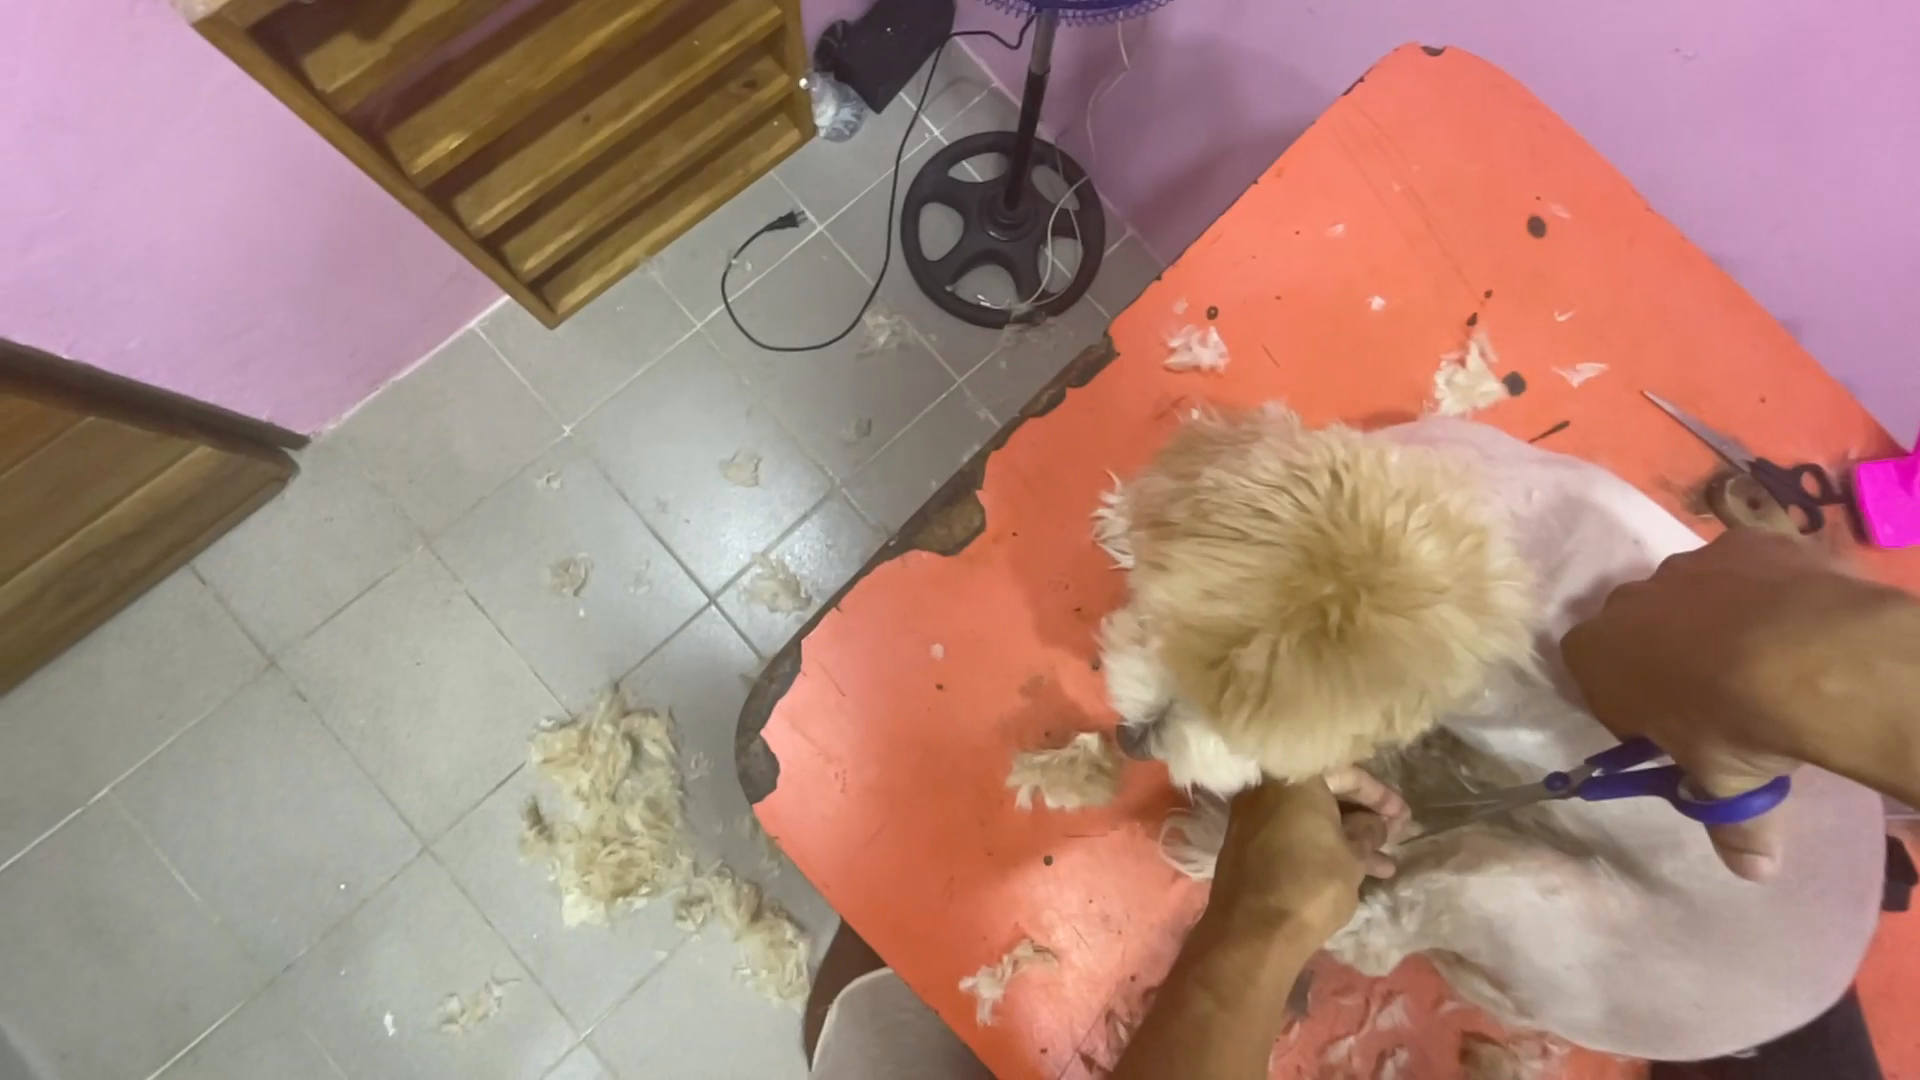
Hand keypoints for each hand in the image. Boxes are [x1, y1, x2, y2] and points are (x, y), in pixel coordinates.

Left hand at [1210, 774, 1406, 940]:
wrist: (1253, 928)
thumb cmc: (1310, 883)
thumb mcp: (1352, 858)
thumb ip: (1367, 833)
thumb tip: (1377, 824)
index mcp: (1292, 778)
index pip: (1343, 772)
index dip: (1378, 795)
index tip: (1403, 817)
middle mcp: (1266, 785)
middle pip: (1323, 790)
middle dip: (1362, 815)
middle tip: (1394, 834)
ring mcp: (1252, 811)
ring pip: (1309, 815)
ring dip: (1347, 835)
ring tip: (1385, 863)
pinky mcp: (1247, 838)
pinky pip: (1291, 830)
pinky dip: (1320, 843)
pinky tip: (1355, 871)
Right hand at [1562, 528, 1919, 879]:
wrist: (1809, 662)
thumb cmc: (1731, 725)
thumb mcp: (1723, 782)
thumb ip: (1728, 820)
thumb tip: (1753, 873)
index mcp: (1588, 653)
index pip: (1599, 677)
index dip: (1636, 703)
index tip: (1678, 727)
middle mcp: (1618, 603)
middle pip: (1638, 629)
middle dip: (1669, 652)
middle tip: (1724, 690)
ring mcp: (1679, 568)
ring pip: (1691, 593)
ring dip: (1716, 615)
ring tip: (1774, 651)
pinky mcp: (1740, 543)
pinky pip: (1749, 563)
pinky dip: (1769, 584)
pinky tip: (1802, 611)